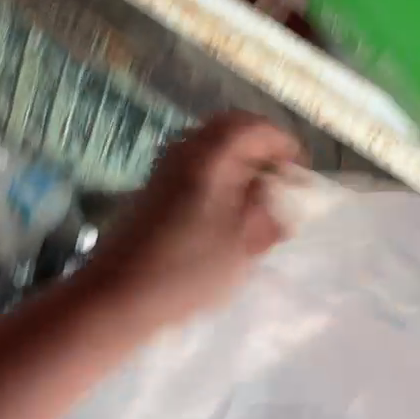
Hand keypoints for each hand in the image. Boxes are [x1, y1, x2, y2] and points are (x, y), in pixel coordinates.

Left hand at [80, 113, 302, 331]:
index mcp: (211, 154)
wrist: (119, 291)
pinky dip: (219, 173)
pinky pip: (196, 162)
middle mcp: (186, 147)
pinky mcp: (154, 185)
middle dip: (261, 148)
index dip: (284, 144)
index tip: (301, 172)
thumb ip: (268, 211)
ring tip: (257, 198)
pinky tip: (226, 210)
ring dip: (239, 160)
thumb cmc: (187, 268)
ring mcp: (166, 164)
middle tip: (281, 180)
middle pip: (231, 128)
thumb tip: (283, 193)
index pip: (255, 127)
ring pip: (212, 145)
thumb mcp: (243, 244)